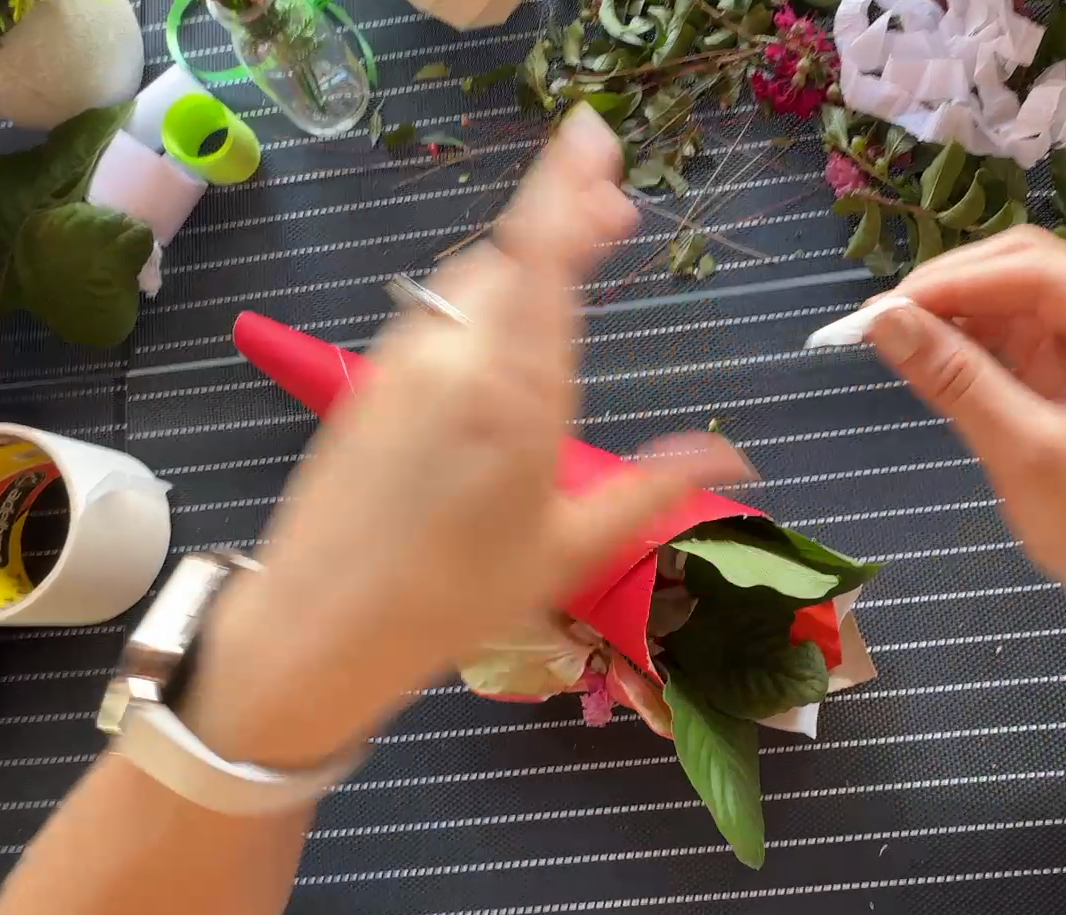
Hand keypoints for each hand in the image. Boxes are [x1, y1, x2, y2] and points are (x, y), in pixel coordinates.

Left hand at [189, 109, 749, 768]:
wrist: (328, 623)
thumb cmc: (464, 595)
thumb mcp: (576, 545)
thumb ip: (657, 486)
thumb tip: (737, 457)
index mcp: (518, 395)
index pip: (543, 260)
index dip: (568, 189)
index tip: (595, 140)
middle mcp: (457, 359)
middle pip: (508, 254)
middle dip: (560, 216)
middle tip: (611, 210)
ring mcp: (403, 363)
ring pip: (470, 281)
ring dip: (521, 259)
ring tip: (568, 259)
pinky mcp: (369, 379)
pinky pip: (435, 316)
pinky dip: (481, 297)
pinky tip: (501, 325)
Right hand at [863, 227, 1065, 630]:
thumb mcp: (1023, 450)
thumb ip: (955, 379)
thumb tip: (884, 323)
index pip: (1034, 272)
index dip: (951, 282)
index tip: (879, 310)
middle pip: (1026, 272)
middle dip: (951, 292)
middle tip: (880, 322)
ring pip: (1016, 301)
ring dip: (955, 316)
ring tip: (894, 335)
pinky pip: (1017, 338)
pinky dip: (971, 344)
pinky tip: (931, 352)